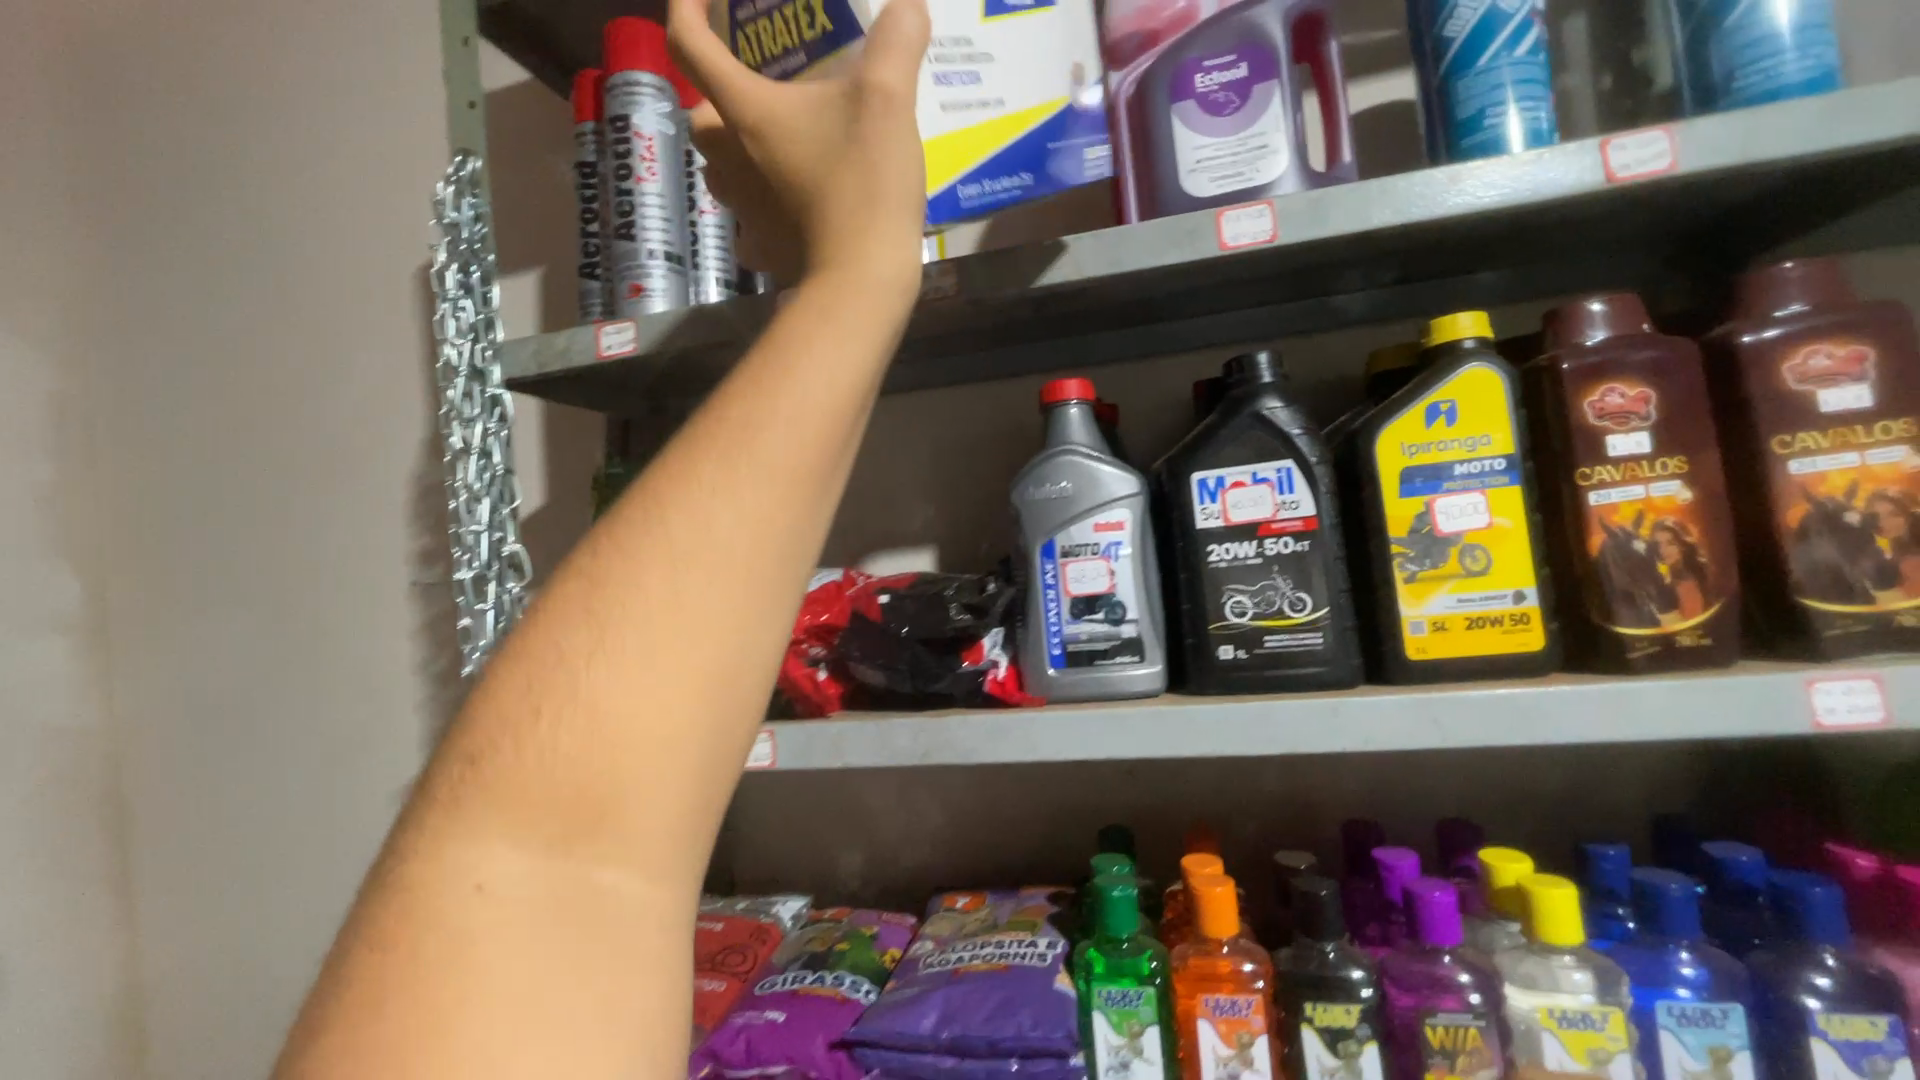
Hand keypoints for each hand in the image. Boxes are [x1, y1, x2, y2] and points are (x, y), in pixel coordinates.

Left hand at [668, 0, 929, 301]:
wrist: (863, 279)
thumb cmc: (863, 183)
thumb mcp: (889, 100)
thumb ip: (897, 43)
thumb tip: (910, 6)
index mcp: (744, 111)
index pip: (689, 44)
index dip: (688, 8)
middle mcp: (727, 160)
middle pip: (704, 116)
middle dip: (723, 97)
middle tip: (765, 89)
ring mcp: (741, 212)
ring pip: (723, 171)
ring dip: (742, 154)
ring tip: (783, 147)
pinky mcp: (763, 250)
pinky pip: (751, 221)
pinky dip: (766, 208)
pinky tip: (795, 206)